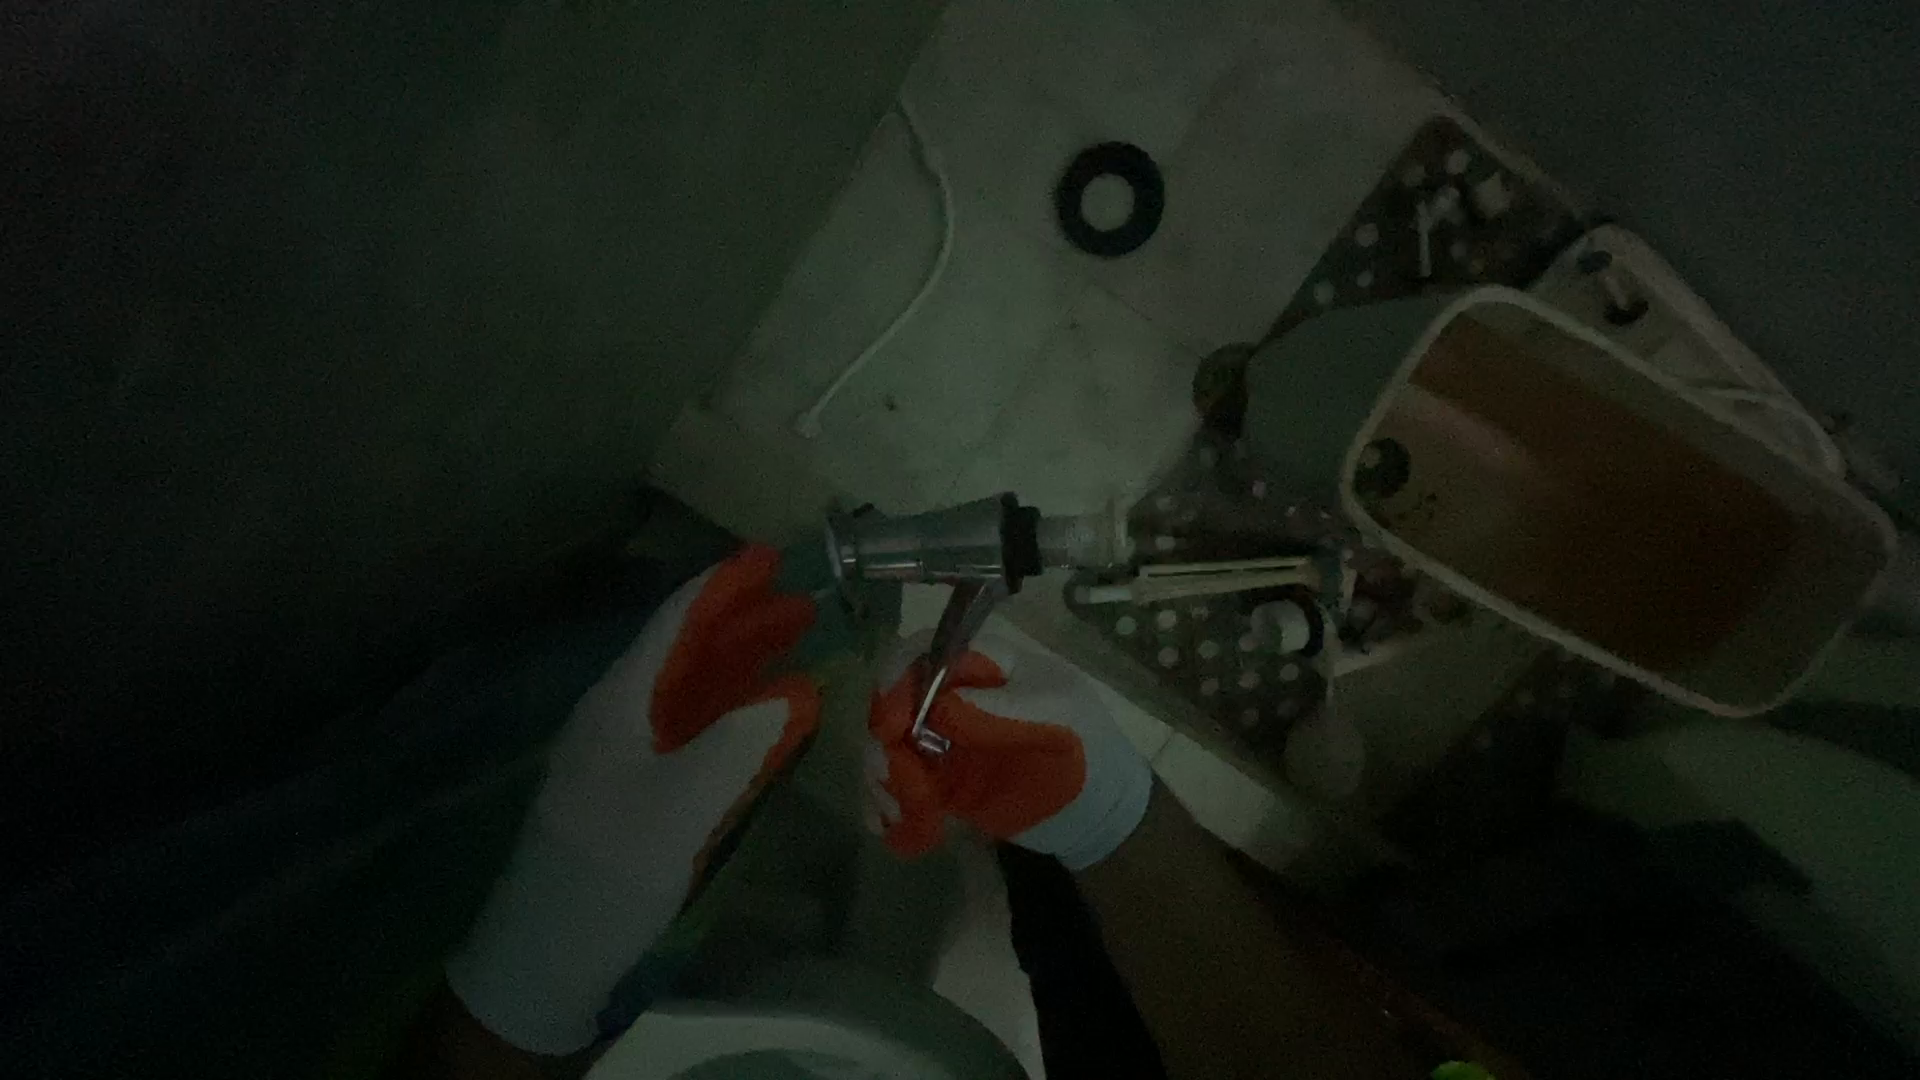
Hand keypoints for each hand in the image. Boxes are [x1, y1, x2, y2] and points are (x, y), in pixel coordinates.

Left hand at [446, 545, 816, 1054]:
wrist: (551, 954)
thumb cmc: (609, 867)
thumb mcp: (679, 802)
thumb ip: (742, 739)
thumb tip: (798, 690)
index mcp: (621, 700)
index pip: (676, 623)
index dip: (722, 586)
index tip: (766, 557)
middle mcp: (629, 713)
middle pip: (694, 651)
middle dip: (748, 624)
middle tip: (805, 604)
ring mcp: (640, 750)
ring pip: (702, 690)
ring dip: (750, 666)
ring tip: (800, 644)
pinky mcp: (652, 785)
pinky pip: (704, 730)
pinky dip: (742, 713)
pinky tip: (774, 710)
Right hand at [865, 627, 1151, 870]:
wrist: (1100, 817)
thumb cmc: (1089, 751)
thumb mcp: (1055, 718)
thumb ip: (998, 710)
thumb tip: (936, 706)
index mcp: (986, 666)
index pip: (928, 652)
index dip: (899, 677)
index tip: (891, 722)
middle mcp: (956, 695)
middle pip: (897, 697)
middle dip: (885, 736)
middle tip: (893, 776)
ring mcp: (945, 738)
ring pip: (890, 743)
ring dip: (883, 775)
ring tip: (902, 813)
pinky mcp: (940, 779)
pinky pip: (901, 784)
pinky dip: (890, 805)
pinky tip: (900, 830)